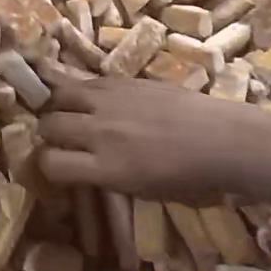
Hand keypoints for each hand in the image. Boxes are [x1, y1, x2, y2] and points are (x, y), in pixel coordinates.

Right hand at [38, 78, 270, 203]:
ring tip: (66, 110)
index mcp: (106, 169)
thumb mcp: (140, 190)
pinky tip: (90, 97)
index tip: (54, 165)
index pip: (51, 163)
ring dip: (57, 105)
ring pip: (59, 96)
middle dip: (47, 132)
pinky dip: (81, 90)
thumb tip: (82, 166)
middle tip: (57, 136)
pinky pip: (85, 81)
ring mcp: (109, 102)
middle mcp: (99, 132)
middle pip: (49, 126)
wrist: (223, 140)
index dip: (47, 165)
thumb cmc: (190, 178)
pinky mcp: (121, 80)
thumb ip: (105, 175)